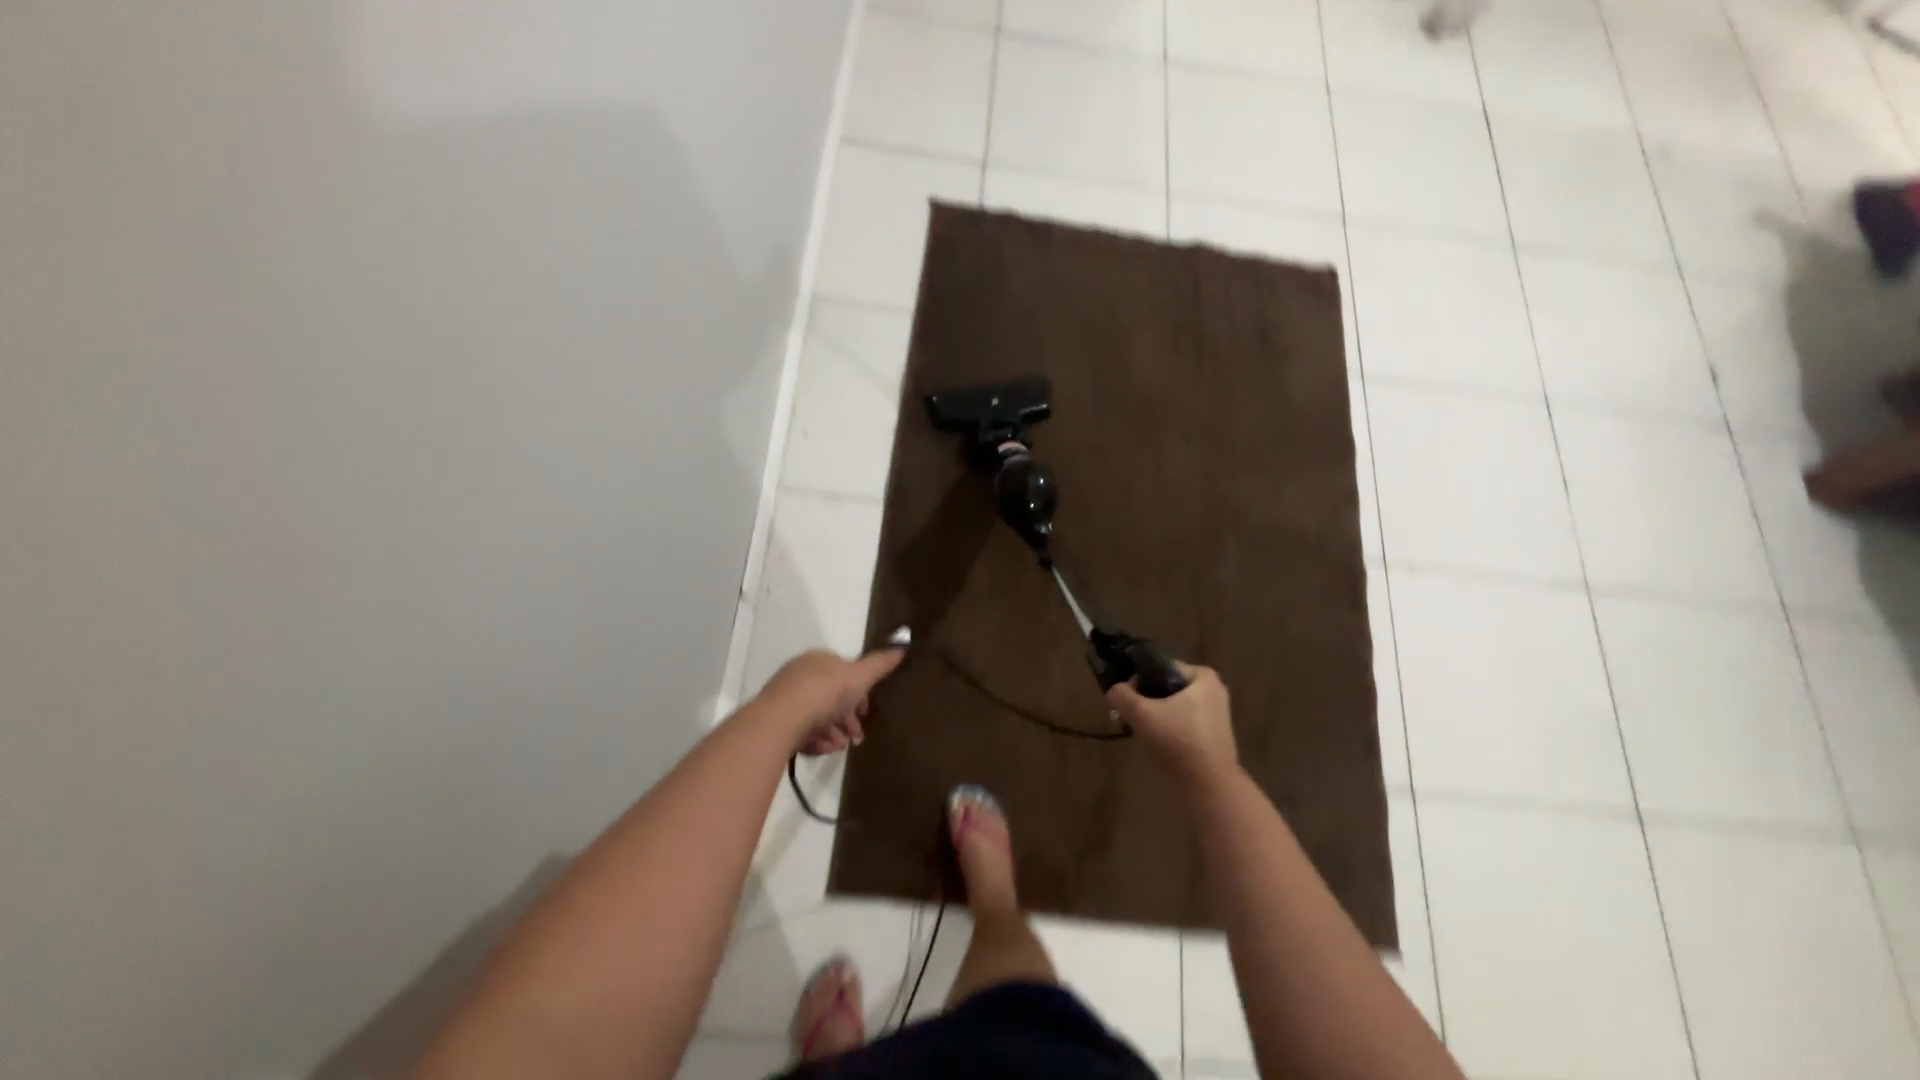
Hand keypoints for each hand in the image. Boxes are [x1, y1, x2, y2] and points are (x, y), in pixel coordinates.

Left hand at [755, 645, 905, 755]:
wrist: (780, 719)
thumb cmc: (824, 692)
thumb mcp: (860, 676)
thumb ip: (880, 664)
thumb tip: (902, 646)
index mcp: (818, 659)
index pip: (843, 671)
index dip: (859, 691)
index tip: (866, 712)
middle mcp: (800, 675)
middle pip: (830, 697)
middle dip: (846, 718)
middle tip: (856, 736)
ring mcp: (785, 698)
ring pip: (816, 717)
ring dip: (833, 733)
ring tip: (839, 747)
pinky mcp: (775, 722)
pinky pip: (801, 731)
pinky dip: (815, 740)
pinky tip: (823, 749)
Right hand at [1107, 662, 1237, 790]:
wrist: (1208, 786)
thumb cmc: (1177, 741)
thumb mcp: (1141, 713)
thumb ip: (1122, 696)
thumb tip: (1115, 692)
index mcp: (1202, 677)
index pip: (1159, 668)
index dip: (1137, 682)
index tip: (1127, 703)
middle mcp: (1213, 691)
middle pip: (1166, 689)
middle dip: (1145, 703)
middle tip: (1131, 721)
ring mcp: (1216, 715)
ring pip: (1173, 708)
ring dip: (1154, 719)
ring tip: (1142, 735)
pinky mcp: (1213, 737)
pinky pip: (1182, 725)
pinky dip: (1168, 732)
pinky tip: (1158, 747)